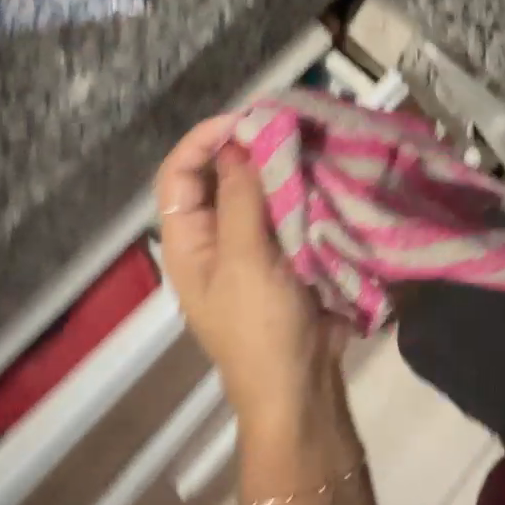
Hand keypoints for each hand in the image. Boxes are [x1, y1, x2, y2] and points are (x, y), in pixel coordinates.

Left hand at [155, 117, 348, 426]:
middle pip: (219, 176)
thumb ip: (240, 200)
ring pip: (258, 188)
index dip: (204, 140)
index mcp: (187, 241)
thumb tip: (240, 141)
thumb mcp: (245, 262)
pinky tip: (325, 170)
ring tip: (311, 138)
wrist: (300, 384)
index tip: (248, 120)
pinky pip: (289, 206)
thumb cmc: (260, 327)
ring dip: (280, 163)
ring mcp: (254, 244)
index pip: (178, 175)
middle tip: (288, 122)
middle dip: (248, 146)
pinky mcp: (288, 250)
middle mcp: (215, 236)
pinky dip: (302, 185)